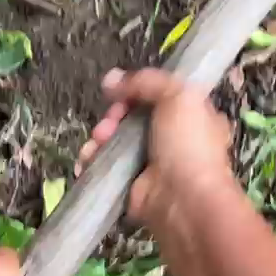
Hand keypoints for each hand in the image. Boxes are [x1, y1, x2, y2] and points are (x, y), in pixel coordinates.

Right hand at [76, 67, 234, 232]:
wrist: (182, 197)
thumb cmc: (188, 144)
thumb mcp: (178, 96)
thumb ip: (146, 81)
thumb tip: (111, 79)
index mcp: (189, 117)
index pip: (156, 98)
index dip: (136, 93)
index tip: (122, 95)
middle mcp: (168, 140)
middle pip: (128, 119)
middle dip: (112, 117)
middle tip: (109, 123)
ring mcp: (146, 164)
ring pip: (112, 143)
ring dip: (98, 139)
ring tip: (97, 143)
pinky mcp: (127, 184)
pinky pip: (102, 167)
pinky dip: (90, 162)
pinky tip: (86, 161)